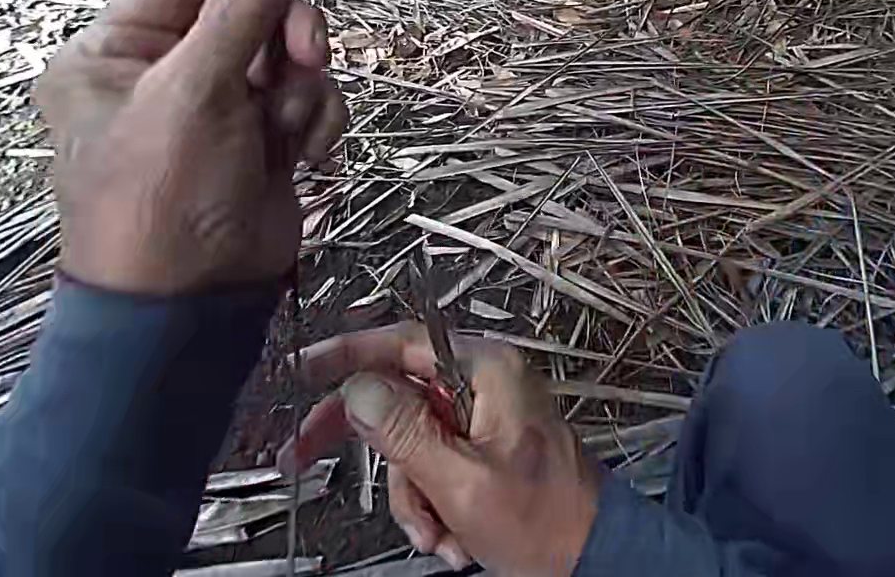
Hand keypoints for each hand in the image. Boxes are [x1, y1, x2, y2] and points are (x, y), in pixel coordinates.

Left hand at [34, 0, 347, 293]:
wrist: (195, 299)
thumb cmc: (165, 192)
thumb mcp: (193, 95)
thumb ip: (235, 15)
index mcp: (122, 50)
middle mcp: (174, 68)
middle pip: (255, 11)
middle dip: (288, 35)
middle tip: (306, 55)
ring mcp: (226, 102)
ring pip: (293, 55)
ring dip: (302, 89)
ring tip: (287, 129)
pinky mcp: (268, 132)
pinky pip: (312, 97)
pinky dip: (315, 121)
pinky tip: (301, 154)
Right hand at [282, 324, 600, 576]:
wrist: (589, 553)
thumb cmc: (544, 516)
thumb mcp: (463, 480)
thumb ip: (407, 432)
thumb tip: (360, 390)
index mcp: (486, 369)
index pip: (407, 342)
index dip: (352, 353)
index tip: (309, 367)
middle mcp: (483, 379)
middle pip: (400, 388)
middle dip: (364, 435)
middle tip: (306, 452)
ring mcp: (481, 409)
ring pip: (410, 436)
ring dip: (411, 492)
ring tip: (436, 532)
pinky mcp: (480, 438)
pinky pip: (430, 459)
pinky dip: (430, 501)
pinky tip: (451, 533)